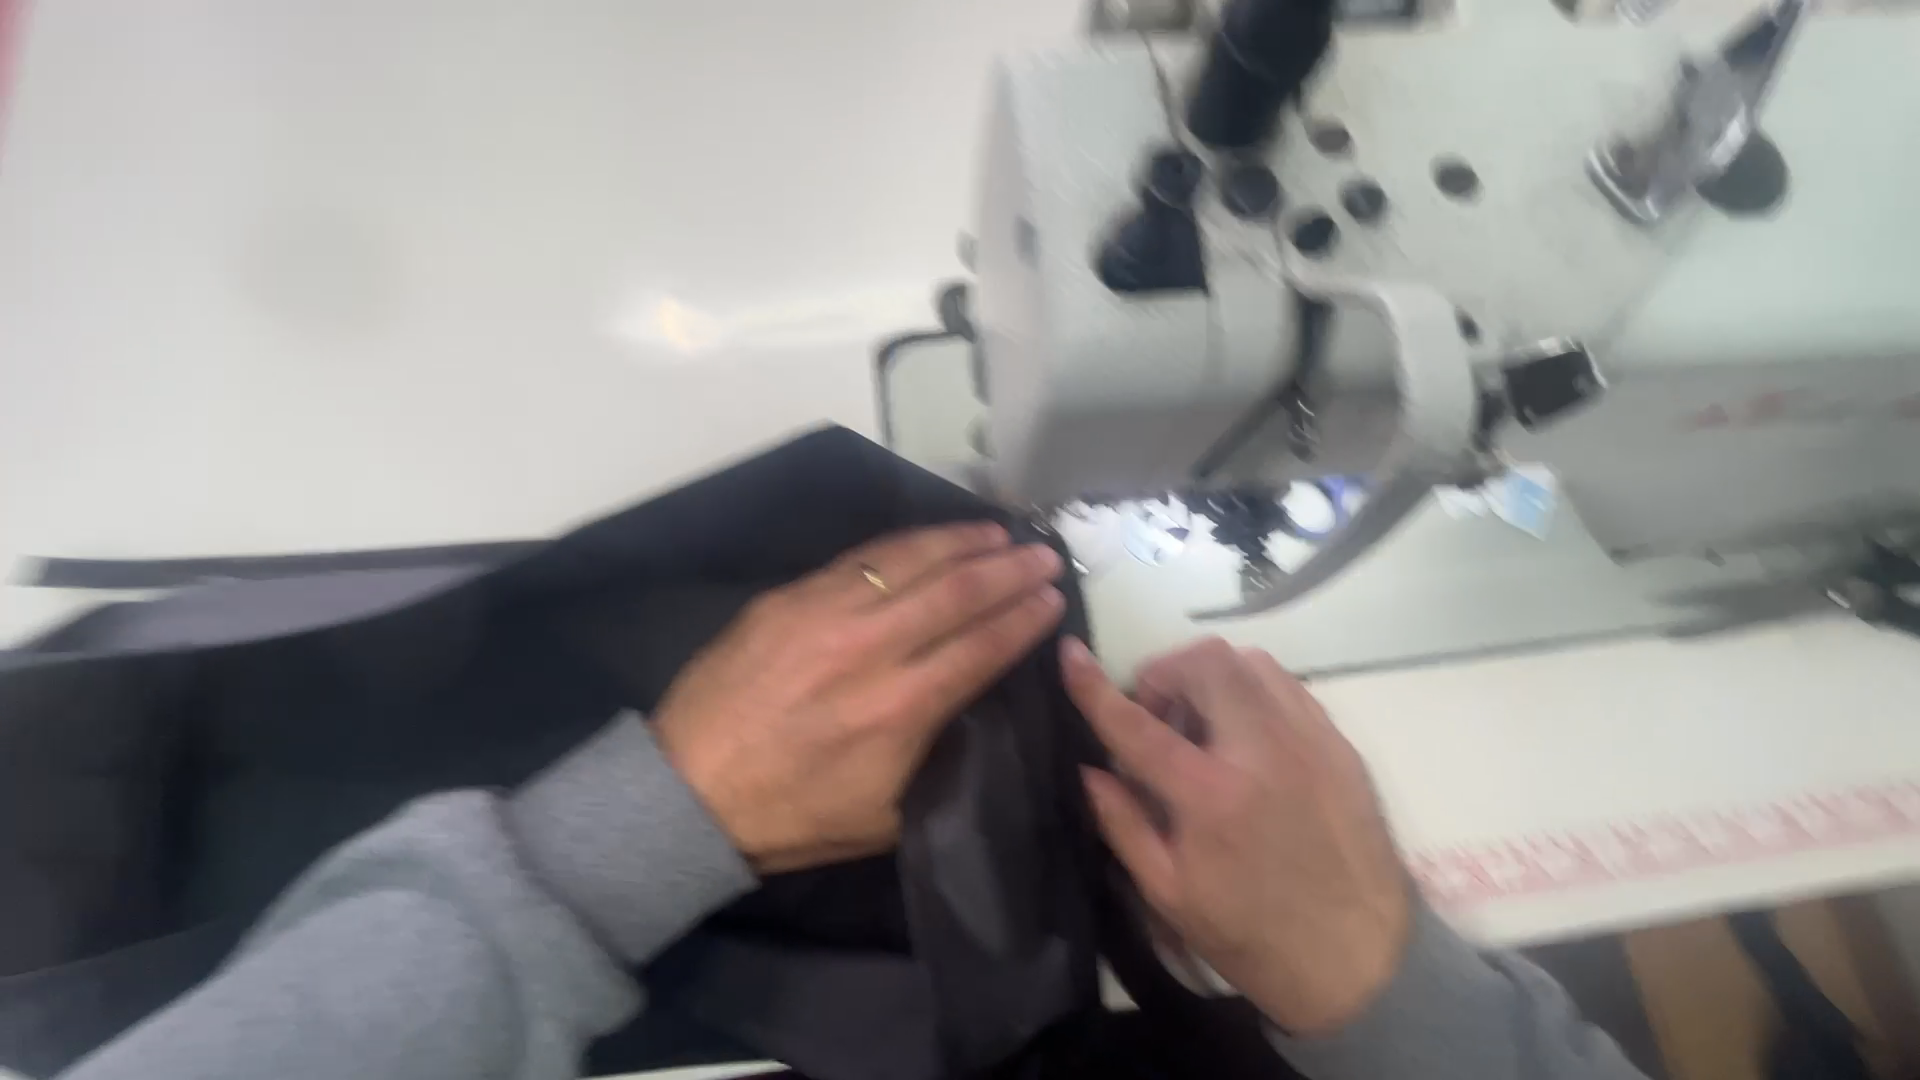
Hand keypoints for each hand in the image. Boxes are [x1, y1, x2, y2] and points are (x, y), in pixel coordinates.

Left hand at [654, 523, 1065, 873]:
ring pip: (910, 561)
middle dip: (1010, 570)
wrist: (687, 790)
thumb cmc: (793, 816)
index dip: (1024, 619)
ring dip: (964, 542)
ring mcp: (824, 613)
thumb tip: (971, 696)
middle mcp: (868, 649)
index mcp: (898, 710)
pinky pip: (862, 558)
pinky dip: (907, 543)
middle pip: (957, 592)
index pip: (981, 647)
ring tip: (1000, 533)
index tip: (1052, 598)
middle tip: (1044, 554)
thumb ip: (937, 751)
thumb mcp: (886, 813)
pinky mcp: (788, 596)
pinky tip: (933, 537)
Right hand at [1062, 637, 1411, 1035]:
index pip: (1138, 724)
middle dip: (1165, 672)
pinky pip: (1287, 684)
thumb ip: (1121, 823)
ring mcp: (1310, 741)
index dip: (1095, 686)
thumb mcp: (1168, 893)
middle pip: (1205, 664)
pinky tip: (1245, 733)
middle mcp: (1264, 752)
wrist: (1363, 965)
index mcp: (1212, 797)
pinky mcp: (1340, 745)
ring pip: (1250, 661)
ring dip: (1210, 676)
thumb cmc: (1252, 934)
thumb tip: (1088, 769)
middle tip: (1159, 714)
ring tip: (1203, 721)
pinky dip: (1251, 690)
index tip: (1069, 652)